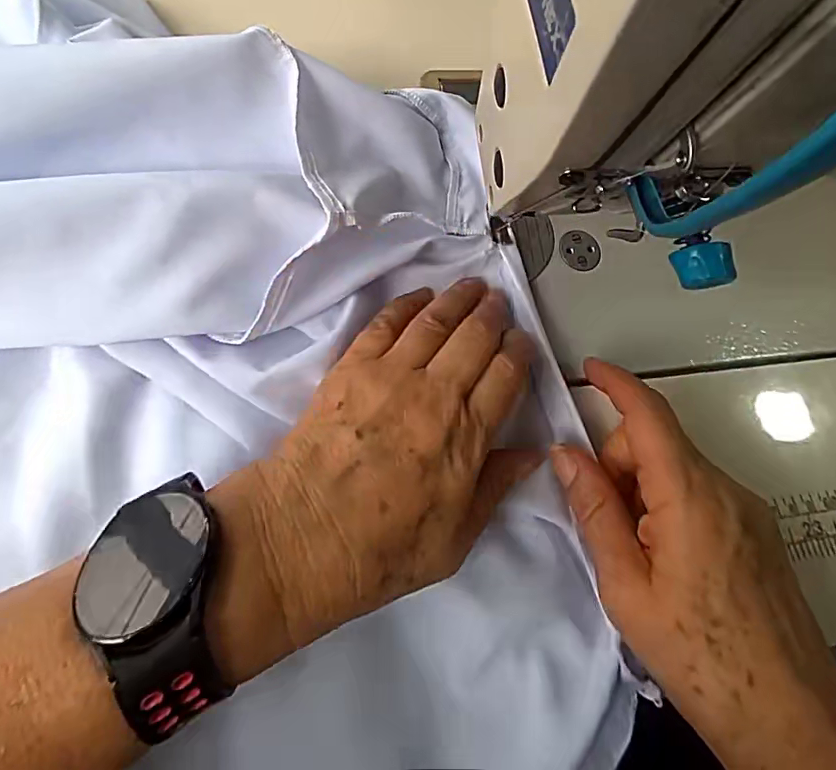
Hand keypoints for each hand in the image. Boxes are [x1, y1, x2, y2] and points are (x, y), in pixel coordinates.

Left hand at [210, 279, 540, 673]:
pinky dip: (406, 304)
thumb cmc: (382, 548)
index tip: (523, 341)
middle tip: (499, 302)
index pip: (506, 378)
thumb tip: (530, 454)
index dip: (519, 353)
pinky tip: (421, 296)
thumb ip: (493, 488)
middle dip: (491, 316)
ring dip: (456, 300)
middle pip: (473, 340)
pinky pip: (384, 323)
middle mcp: (433, 394)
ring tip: (470, 287)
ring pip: (433, 323)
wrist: (305, 531)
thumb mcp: (455, 539)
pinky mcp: (350, 367)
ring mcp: (389, 375)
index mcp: (466, 436)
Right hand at [552, 360, 835, 769]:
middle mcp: (726, 491)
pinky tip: (664, 559)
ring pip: (675, 468)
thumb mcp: (625, 586)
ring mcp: (748, 510)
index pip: (650, 417)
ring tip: (636, 555)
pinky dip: (666, 503)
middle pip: (656, 444)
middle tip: (603, 523)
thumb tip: (566, 453)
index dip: (617, 385)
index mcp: (690, 497)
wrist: (794, 723)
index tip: (588, 368)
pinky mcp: (758, 531)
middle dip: (616, 464)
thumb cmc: (698, 655)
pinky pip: (698, 492)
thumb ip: (594, 510)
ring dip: (640, 489)